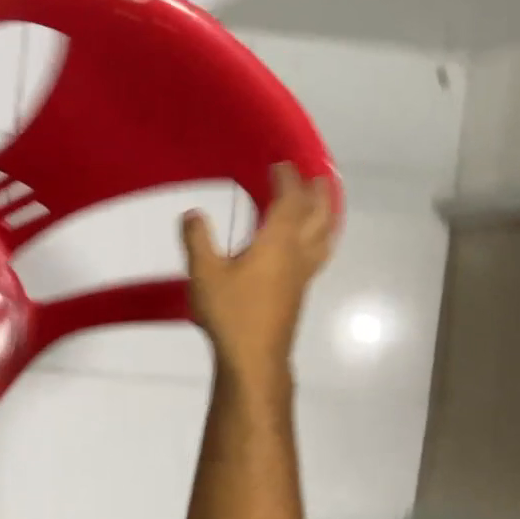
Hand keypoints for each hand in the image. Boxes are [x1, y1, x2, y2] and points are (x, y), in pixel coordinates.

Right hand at [182, 164, 335, 378]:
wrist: (254, 354)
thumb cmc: (230, 311)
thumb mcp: (204, 274)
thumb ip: (198, 240)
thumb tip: (193, 213)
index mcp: (277, 242)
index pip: (289, 202)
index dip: (287, 180)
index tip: (281, 164)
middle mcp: (298, 252)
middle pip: (317, 215)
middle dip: (315, 192)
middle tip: (313, 175)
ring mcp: (303, 272)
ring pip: (324, 234)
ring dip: (326, 213)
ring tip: (324, 203)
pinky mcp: (299, 289)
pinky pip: (319, 251)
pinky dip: (321, 236)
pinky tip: (311, 245)